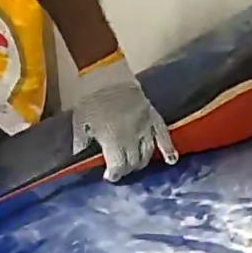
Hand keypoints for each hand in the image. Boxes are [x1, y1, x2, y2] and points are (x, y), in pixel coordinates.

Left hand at [71, 52, 177, 182]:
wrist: (107, 76)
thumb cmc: (90, 101)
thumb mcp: (80, 125)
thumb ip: (81, 143)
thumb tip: (80, 157)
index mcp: (113, 140)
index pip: (118, 167)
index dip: (114, 175)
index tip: (109, 176)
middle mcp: (131, 136)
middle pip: (133, 162)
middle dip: (126, 169)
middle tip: (121, 169)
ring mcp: (144, 126)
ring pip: (147, 153)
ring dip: (141, 163)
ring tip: (135, 165)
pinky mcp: (153, 116)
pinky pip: (163, 135)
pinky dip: (168, 149)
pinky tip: (172, 161)